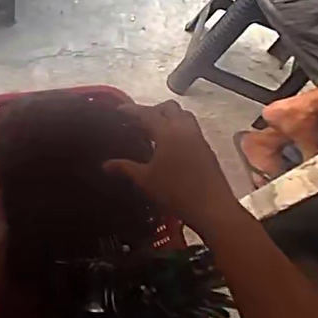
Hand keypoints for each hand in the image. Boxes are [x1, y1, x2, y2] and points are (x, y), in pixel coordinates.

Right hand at [102, 101, 243, 230]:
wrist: (213, 209)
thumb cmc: (175, 191)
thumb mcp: (145, 179)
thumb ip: (124, 167)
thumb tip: (104, 165)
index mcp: (168, 133)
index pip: (147, 113)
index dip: (131, 109)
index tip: (118, 109)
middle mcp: (185, 130)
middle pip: (169, 108)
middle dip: (152, 110)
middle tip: (137, 121)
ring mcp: (199, 139)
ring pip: (183, 116)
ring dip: (167, 118)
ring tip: (151, 131)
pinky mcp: (206, 150)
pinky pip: (190, 129)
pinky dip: (176, 129)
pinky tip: (166, 145)